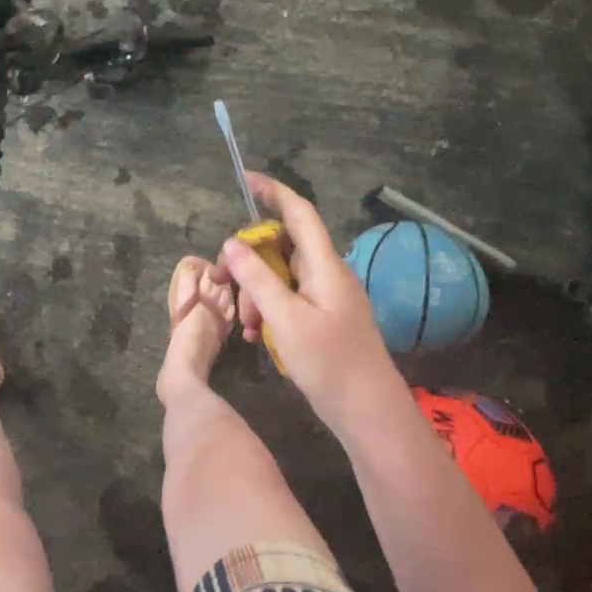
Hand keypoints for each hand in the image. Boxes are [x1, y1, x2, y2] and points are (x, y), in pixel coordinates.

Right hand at [213, 172, 408, 432]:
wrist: (370, 413)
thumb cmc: (330, 363)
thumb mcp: (285, 319)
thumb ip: (258, 278)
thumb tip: (232, 242)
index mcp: (324, 266)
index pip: (298, 212)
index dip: (272, 191)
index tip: (244, 178)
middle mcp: (327, 273)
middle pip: (281, 245)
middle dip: (248, 259)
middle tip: (221, 280)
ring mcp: (326, 296)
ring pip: (279, 274)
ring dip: (254, 292)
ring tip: (242, 325)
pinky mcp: (323, 318)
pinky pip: (287, 298)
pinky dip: (266, 309)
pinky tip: (252, 334)